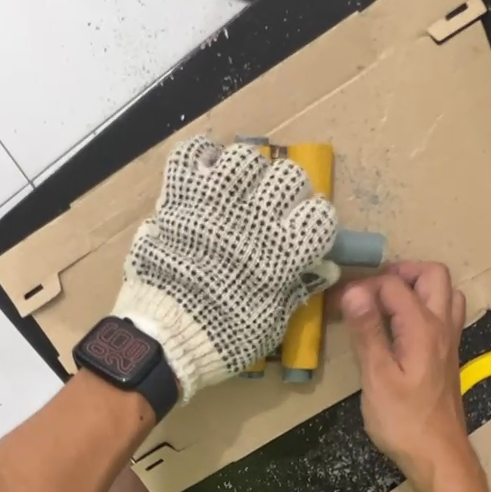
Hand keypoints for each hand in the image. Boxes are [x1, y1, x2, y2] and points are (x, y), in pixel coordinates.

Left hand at [112, 136, 338, 402]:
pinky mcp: (179, 196)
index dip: (316, 224)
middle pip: (288, 176)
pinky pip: (191, 153)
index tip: (306, 236)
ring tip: (239, 194)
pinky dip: (200, 157)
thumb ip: (297, 291)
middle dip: (287, 193)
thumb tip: (324, 271)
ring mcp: (214, 201)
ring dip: (247, 173)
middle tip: (274, 212)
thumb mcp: (271, 325)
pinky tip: (206, 173)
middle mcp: (253, 217)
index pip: (320, 215)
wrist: (166, 336)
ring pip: (244, 158)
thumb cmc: (224, 338)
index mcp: (282, 251)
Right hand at [338, 262, 472, 485]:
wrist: (438, 455)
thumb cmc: (403, 421)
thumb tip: (353, 290)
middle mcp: (442, 326)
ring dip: (418, 288)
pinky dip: (425, 308)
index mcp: (422, 327)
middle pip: (433, 274)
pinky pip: (444, 315)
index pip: (393, 285)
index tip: (338, 302)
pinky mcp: (447, 357)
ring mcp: (449, 341)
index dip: (364, 286)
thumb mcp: (377, 377)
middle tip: (370, 290)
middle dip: (401, 273)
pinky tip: (402, 329)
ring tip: (387, 304)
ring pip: (444, 293)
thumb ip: (367, 332)